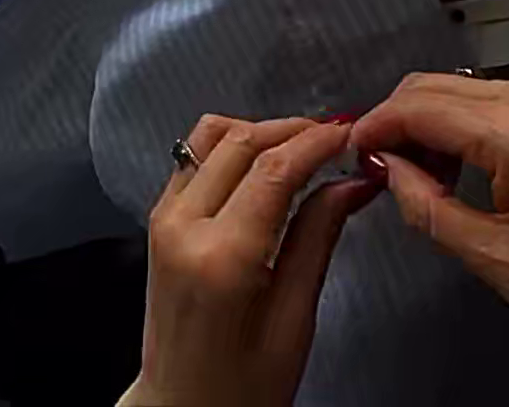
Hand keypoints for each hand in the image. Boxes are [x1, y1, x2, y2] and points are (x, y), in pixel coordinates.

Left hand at [122, 115, 380, 406]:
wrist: (179, 404)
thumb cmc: (246, 385)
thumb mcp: (293, 321)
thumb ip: (316, 239)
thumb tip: (351, 182)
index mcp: (219, 256)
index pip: (271, 171)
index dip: (313, 143)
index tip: (349, 130)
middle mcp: (181, 220)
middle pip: (238, 142)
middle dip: (289, 129)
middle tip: (333, 132)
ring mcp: (163, 211)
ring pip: (208, 136)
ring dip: (256, 129)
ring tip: (301, 144)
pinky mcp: (157, 211)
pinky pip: (193, 155)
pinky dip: (230, 143)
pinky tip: (261, 159)